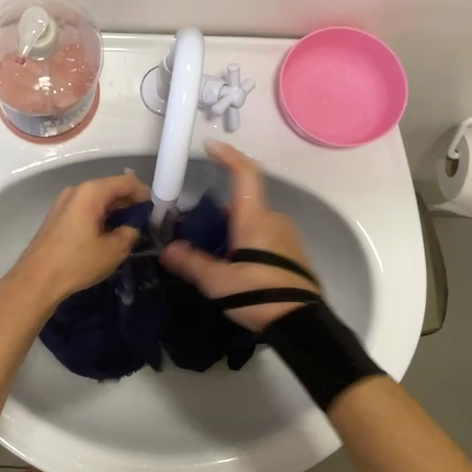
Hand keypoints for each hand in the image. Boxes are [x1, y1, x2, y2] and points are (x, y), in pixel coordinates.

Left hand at [2, 173, 149, 309]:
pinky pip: (86, 210)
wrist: (36, 280)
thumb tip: (133, 226)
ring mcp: (64, 203)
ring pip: (99, 201)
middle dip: (131, 205)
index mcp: (91, 192)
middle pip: (112, 189)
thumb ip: (131, 232)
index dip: (145, 195)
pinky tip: (108, 237)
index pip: (128, 182)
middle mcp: (77, 190)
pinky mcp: (58, 217)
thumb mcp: (114, 250)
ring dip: (116, 213)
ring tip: (130, 234)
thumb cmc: (77, 262)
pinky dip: (101, 218)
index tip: (157, 213)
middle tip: (146, 226)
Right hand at [160, 140, 317, 330]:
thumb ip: (191, 263)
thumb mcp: (217, 282)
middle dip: (218, 217)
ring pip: (252, 224)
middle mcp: (273, 220)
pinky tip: (236, 271)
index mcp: (254, 218)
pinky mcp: (293, 254)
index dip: (228, 156)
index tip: (211, 147)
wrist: (303, 325)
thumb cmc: (259, 294)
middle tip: (197, 237)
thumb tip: (168, 251)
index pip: (244, 174)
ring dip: (232, 234)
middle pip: (242, 205)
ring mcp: (287, 236)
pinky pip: (264, 239)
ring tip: (214, 261)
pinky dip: (247, 245)